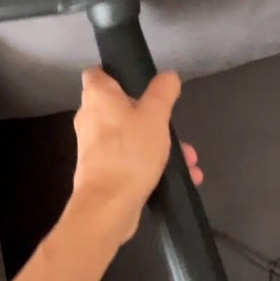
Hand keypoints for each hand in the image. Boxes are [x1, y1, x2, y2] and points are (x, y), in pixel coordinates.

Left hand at [67, 69, 186, 244]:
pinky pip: (130, 159)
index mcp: (98, 96)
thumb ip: (163, 91)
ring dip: (160, 145)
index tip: (139, 80)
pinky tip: (181, 176)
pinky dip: (152, 164)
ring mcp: (95, 147)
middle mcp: (91, 118)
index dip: (116, 73)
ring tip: (188, 159)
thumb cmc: (130, 152)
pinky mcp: (102, 171)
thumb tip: (167, 76)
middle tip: (174, 126)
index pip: (97, 73)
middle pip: (122, 107)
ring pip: (131, 136)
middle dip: (154, 117)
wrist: (108, 207)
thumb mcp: (155, 114)